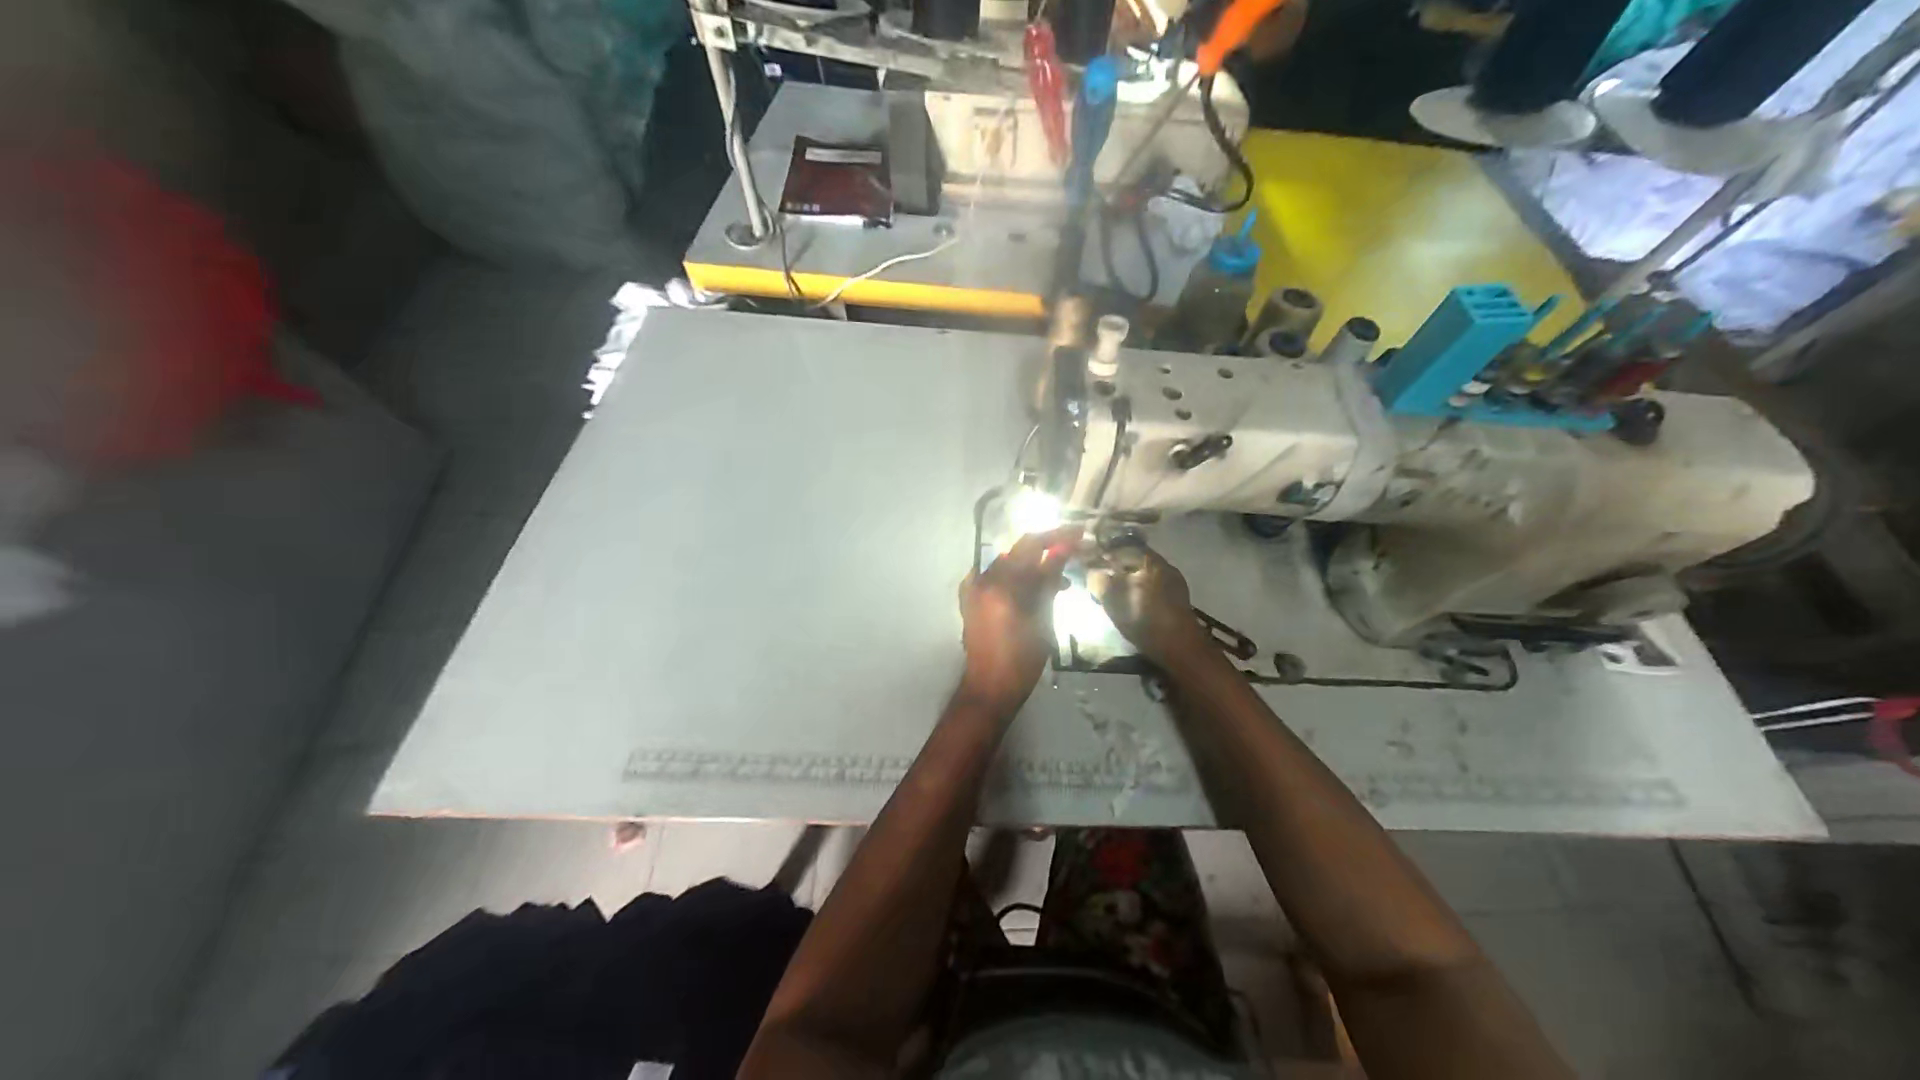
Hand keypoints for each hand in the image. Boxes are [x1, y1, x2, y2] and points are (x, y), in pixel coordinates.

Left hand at [957, 527, 1076, 716]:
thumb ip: (1048, 580)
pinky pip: (995, 577)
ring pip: (1008, 564)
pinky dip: (1015, 577)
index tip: (1079, 533)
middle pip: (1018, 551)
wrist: (990, 686)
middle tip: (1073, 550)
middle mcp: (983, 579)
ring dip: (1032, 565)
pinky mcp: (970, 599)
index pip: (1031, 545)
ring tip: (1058, 581)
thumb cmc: (1022, 659)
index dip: (1057, 536)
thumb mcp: (1042, 619)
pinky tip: (1031, 589)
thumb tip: (1062, 549)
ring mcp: (973, 588)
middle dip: (1046, 548)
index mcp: (1001, 584)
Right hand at [1086, 542, 1208, 666]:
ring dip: (1129, 581)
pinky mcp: (1177, 600)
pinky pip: (1153, 588)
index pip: (1123, 546)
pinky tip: (1132, 604)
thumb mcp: (1113, 599)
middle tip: (1101, 578)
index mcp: (1150, 560)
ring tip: (1113, 593)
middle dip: (1117, 567)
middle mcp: (1165, 566)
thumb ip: (1099, 581)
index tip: (1091, 562)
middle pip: (1135, 560)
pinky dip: (1140, 591)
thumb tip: (1093, 572)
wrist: (1178, 647)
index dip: (1105, 552)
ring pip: (1144, 575)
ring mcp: (1174, 583)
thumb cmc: (1144, 618)